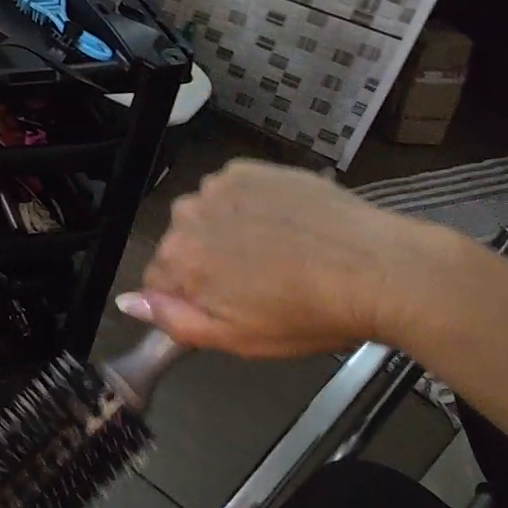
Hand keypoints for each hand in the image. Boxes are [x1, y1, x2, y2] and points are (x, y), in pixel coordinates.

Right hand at [117, 160, 461, 358]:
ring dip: (229, 231)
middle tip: (259, 284)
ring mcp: (217, 186)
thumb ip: (174, 320)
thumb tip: (126, 303)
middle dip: (209, 260)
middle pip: (183, 242)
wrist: (381, 267)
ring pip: (208, 215)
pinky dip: (250, 205)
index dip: (191, 296)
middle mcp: (186, 215)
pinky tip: (286, 225)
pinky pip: (234, 190)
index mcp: (180, 259)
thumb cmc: (311, 313)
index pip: (159, 279)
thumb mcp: (241, 338)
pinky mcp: (248, 169)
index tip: (228, 306)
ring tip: (279, 254)